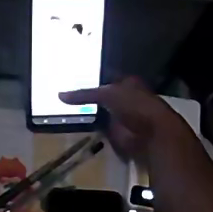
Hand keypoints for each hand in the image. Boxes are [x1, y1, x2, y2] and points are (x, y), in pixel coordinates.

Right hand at [60, 78, 189, 160]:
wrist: (152, 134)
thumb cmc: (135, 106)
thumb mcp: (108, 94)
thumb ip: (84, 94)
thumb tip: (60, 95)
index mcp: (127, 83)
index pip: (105, 76)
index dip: (90, 77)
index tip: (70, 77)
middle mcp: (124, 98)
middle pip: (100, 95)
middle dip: (85, 96)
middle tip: (63, 95)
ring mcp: (120, 117)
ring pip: (99, 112)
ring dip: (86, 113)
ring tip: (63, 110)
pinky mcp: (116, 134)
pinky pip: (99, 128)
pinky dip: (89, 128)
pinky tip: (73, 125)